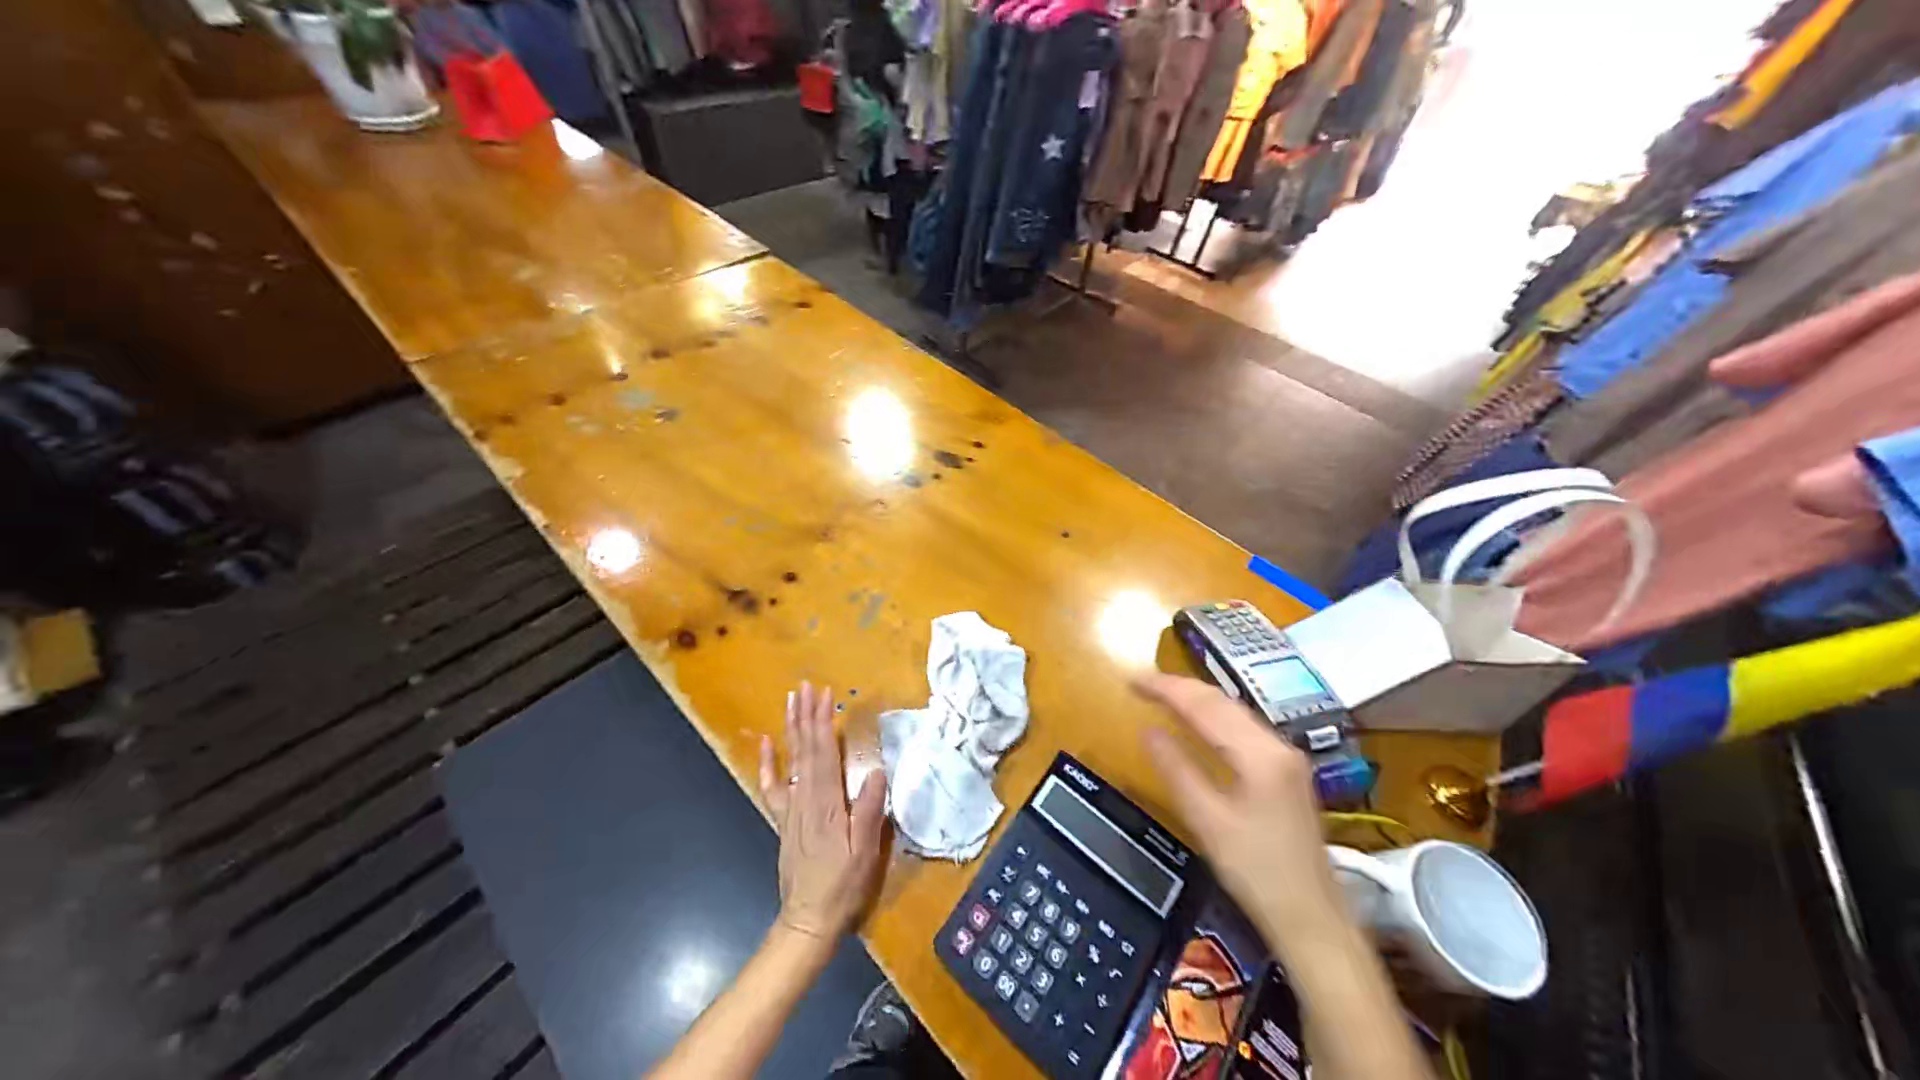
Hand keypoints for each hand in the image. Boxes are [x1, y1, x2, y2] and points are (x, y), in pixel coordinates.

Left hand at [757, 681, 887, 941]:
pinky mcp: (784, 820)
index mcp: (827, 803)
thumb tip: (875, 771)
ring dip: (791, 729)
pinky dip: (768, 764)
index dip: (823, 722)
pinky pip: (774, 787)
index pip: (823, 753)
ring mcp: (791, 808)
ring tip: (791, 701)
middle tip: (806, 686)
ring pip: (791, 761)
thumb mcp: (865, 851)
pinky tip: (767, 744)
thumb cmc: (843, 884)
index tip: (825, 695)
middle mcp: (805, 799)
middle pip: (805, 750)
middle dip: (807, 715)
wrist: (809, 918)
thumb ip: (869, 811)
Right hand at [1135, 674, 1344, 948]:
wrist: (1312, 919)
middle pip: (1222, 702)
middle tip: (1140, 683)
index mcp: (1259, 754)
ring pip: (1234, 712)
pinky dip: (1212, 717)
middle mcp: (1277, 745)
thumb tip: (1148, 731)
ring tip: (1160, 695)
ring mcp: (1286, 757)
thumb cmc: (1257, 873)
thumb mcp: (1208, 822)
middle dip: (1179, 688)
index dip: (1165, 689)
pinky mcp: (1286, 772)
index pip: (1205, 706)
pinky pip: (1242, 728)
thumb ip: (1177, 770)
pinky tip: (1197, 722)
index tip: (1131, 680)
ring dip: (1196, 699)